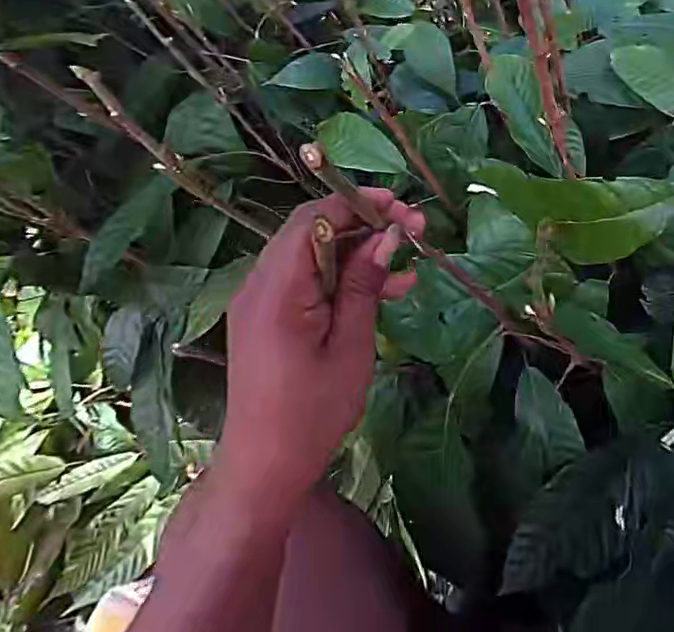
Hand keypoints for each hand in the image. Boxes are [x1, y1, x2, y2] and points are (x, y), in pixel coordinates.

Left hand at [216, 190, 425, 494]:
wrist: (264, 469)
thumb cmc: (312, 413)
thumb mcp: (350, 346)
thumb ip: (363, 284)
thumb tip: (388, 234)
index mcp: (276, 292)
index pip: (314, 220)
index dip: (359, 204)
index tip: (401, 207)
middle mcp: (259, 284)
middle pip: (314, 228)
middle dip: (365, 222)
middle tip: (413, 230)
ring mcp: (260, 298)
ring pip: (314, 250)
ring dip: (360, 249)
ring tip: (408, 264)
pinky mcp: (268, 313)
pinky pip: (308, 276)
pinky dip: (343, 274)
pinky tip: (385, 289)